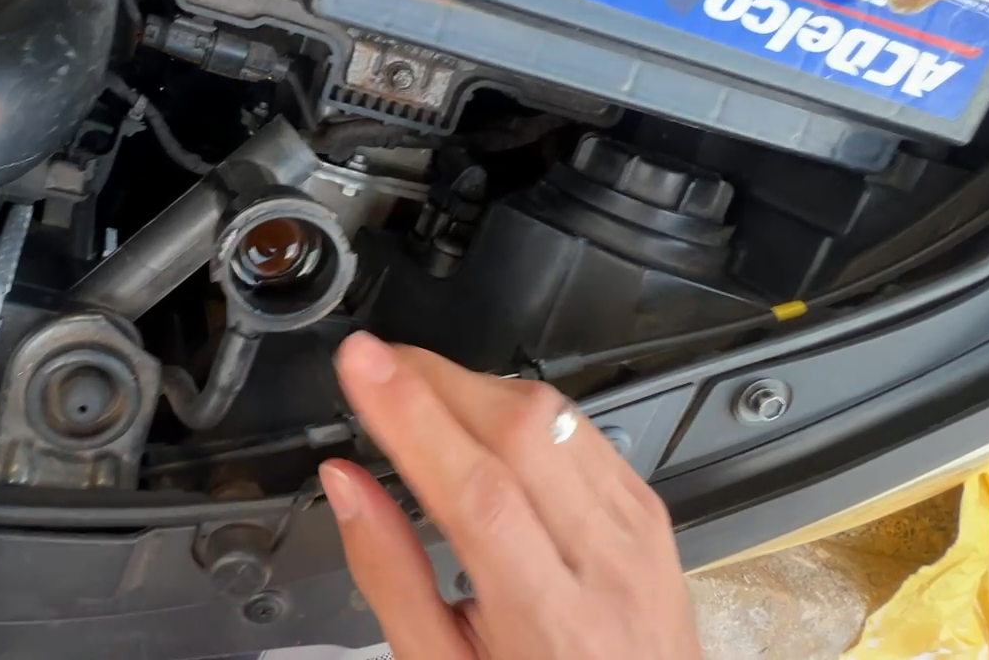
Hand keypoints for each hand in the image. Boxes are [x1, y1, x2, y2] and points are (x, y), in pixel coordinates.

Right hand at [319, 332, 698, 659]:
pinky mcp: (644, 503)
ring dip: (467, 383)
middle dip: (431, 378)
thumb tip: (344, 480)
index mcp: (552, 625)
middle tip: (375, 366)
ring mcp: (635, 529)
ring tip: (416, 389)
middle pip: (518, 432)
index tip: (362, 362)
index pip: (477, 494)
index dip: (411, 415)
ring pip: (545, 413)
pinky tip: (477, 412)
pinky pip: (571, 419)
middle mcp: (608, 567)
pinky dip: (510, 399)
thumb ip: (388, 573)